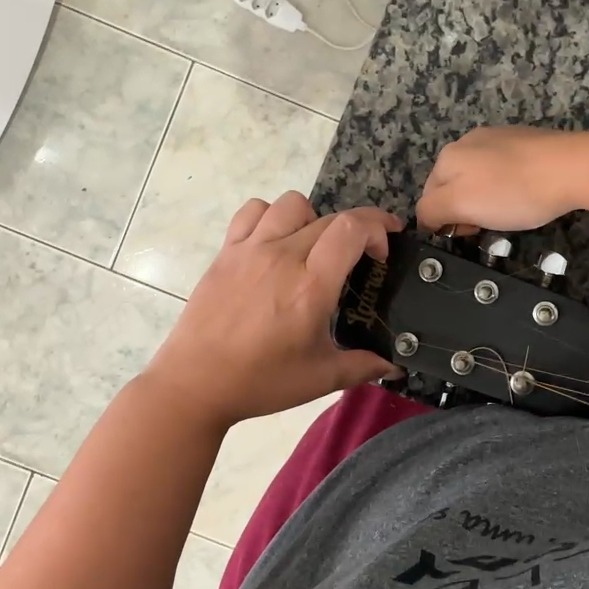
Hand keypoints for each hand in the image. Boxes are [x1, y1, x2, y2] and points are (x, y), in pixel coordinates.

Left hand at [140, 192, 402, 428]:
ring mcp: (250, 250)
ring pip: (292, 204)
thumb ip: (362, 366)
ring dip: (314, 218)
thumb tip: (394, 367)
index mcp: (311, 286)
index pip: (352, 228)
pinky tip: (275, 243)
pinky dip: (271, 217)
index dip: (377, 227)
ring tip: (314, 247)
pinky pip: (253, 212)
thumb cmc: (260, 381)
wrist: (194, 384)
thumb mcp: (319, 378)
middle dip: (356, 230)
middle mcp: (282, 257)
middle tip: (361, 258)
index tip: (384, 250)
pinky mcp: (226, 252)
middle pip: (330, 218)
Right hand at [417, 127, 588, 231]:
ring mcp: (499, 137)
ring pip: (480, 178)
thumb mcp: (462, 206)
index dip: (444, 223)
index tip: (470, 234)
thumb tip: (424, 218)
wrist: (573, 168)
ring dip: (487, 199)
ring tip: (511, 212)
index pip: (428, 198)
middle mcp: (468, 141)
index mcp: (448, 156)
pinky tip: (527, 194)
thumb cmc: (514, 192)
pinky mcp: (525, 141)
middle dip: (466, 209)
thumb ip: (432, 211)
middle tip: (490, 225)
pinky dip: (510, 186)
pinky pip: (506, 170)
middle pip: (453, 186)